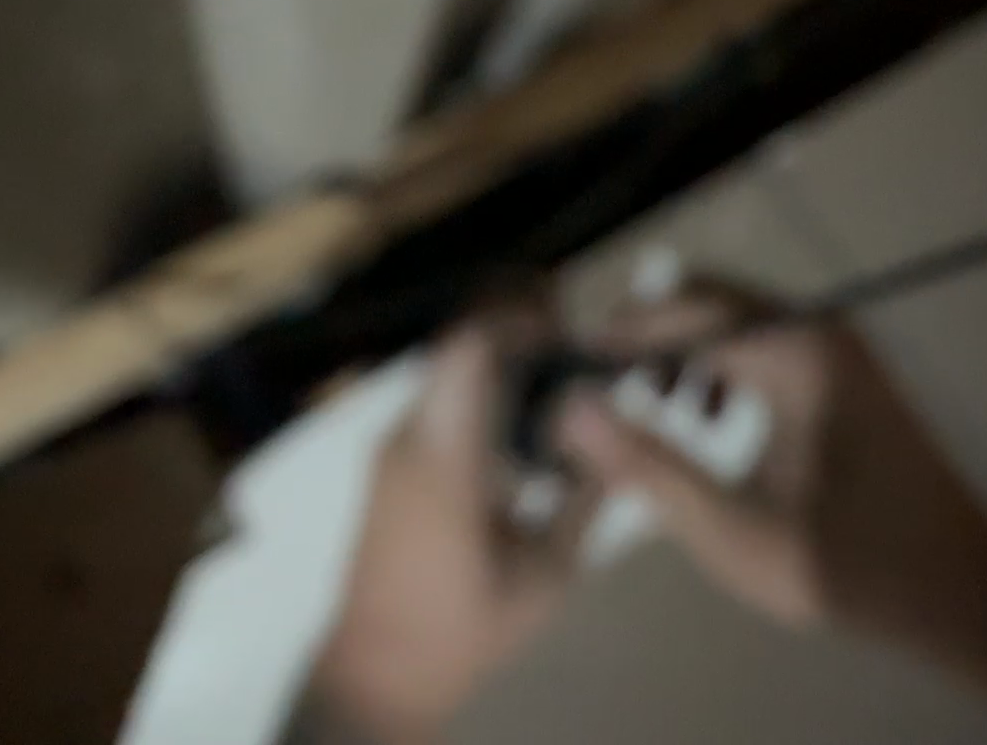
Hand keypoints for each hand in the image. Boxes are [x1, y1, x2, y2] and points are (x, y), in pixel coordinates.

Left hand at [311, 309, 596, 742]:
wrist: (374, 667)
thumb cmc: (461, 629)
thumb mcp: (542, 577)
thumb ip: (579, 508)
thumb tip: (613, 453)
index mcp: (445, 459)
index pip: (465, 353)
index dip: (511, 320)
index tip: (559, 325)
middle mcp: (409, 436)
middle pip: (453, 351)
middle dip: (509, 332)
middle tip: (566, 345)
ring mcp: (390, 446)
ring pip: (442, 374)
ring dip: (492, 363)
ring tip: (550, 381)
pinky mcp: (387, 461)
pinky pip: (434, 404)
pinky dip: (475, 395)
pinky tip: (515, 429)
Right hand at [557, 280, 986, 645]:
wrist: (974, 598)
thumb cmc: (850, 567)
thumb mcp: (733, 529)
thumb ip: (645, 464)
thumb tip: (570, 409)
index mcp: (794, 354)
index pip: (681, 310)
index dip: (619, 335)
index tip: (574, 370)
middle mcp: (815, 327)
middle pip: (701, 299)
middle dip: (646, 338)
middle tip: (606, 386)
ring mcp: (834, 341)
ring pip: (726, 313)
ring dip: (679, 349)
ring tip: (658, 405)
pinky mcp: (841, 363)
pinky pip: (757, 337)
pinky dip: (717, 362)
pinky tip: (712, 417)